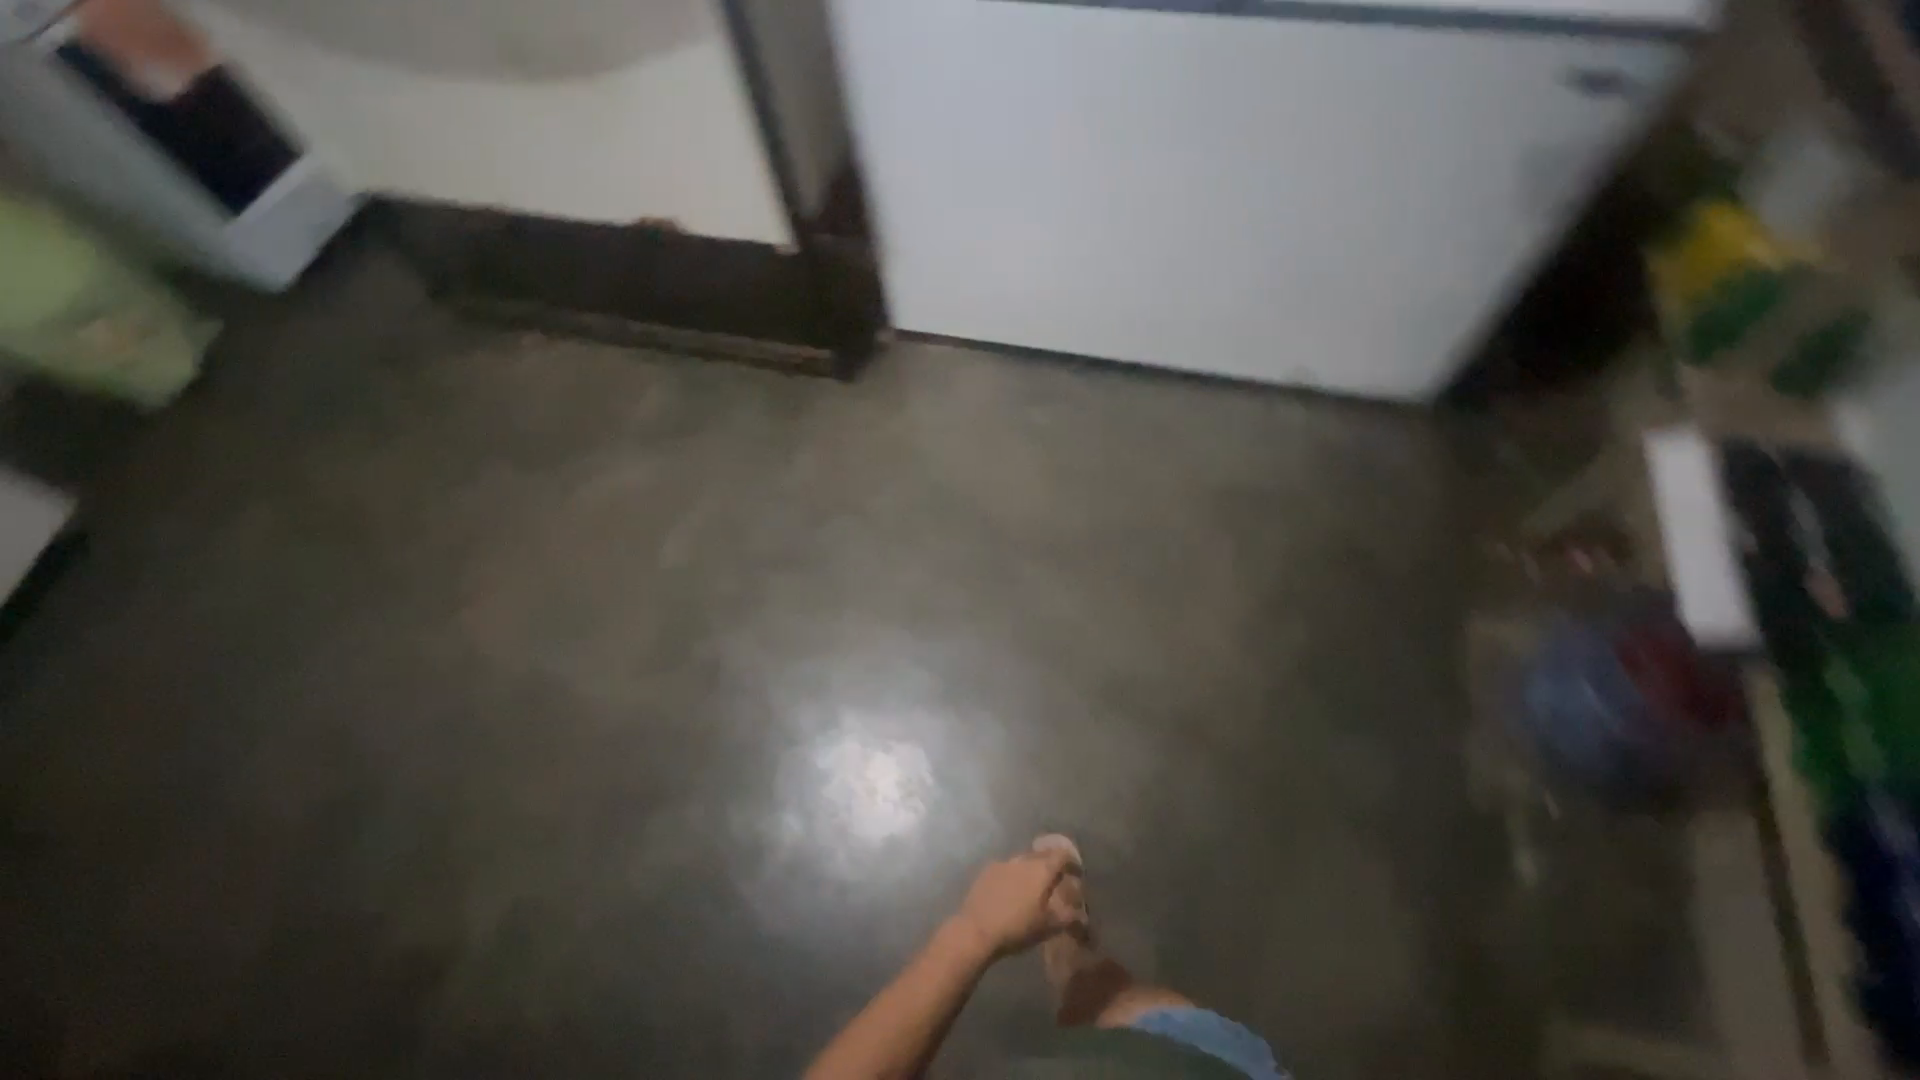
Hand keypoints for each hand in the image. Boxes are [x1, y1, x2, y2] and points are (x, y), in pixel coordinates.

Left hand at [950, 848, 1082, 958]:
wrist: (976, 930)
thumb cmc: (1018, 927)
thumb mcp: (1050, 926)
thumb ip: (1070, 918)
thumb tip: (1082, 916)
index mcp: (1042, 869)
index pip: (1062, 855)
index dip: (1072, 862)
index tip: (1076, 873)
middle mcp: (1023, 859)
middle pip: (1042, 855)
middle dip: (1051, 866)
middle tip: (1056, 882)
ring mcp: (1002, 863)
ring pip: (1023, 861)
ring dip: (1031, 871)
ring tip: (1033, 889)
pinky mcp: (986, 871)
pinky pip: (1007, 869)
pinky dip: (1014, 877)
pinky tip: (1011, 893)